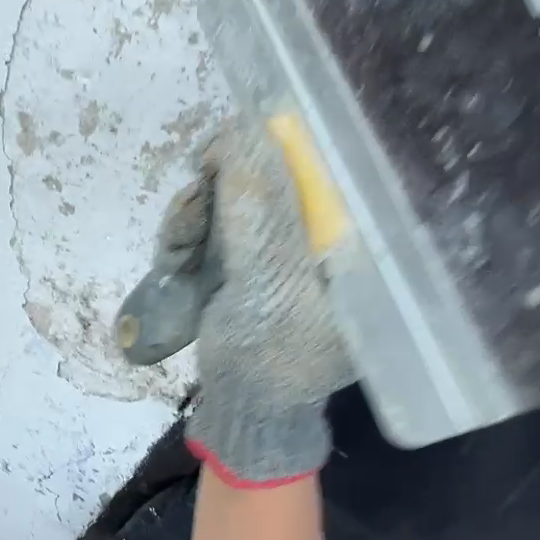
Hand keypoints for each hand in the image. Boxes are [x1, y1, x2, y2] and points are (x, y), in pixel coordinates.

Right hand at [116, 119, 354, 485]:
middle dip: (216, 192)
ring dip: (193, 217)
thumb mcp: (264, 283)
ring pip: (237, 192)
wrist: (243, 411)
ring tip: (175, 256)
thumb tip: (239, 128)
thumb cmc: (267, 360)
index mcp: (364, 233)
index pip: (327, 156)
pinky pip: (223, 217)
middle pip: (274, 169)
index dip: (269, 144)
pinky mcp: (263, 252)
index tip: (216, 159)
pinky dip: (191, 233)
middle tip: (185, 222)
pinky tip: (176, 259)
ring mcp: (296, 239)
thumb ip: (255, 208)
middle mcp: (337, 226)